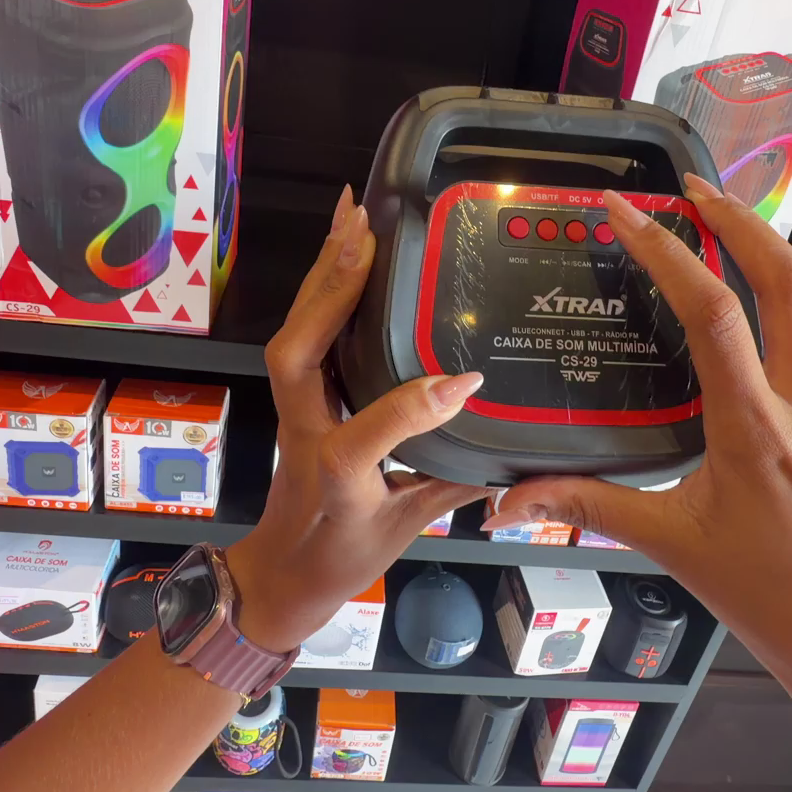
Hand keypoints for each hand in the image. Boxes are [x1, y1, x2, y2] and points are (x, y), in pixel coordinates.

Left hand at [226, 187, 490, 652]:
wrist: (277, 573)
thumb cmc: (339, 557)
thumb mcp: (404, 529)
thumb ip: (456, 484)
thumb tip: (514, 452)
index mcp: (335, 478)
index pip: (364, 436)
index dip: (410, 407)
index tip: (465, 381)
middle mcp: (305, 432)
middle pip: (297, 354)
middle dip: (329, 286)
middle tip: (362, 224)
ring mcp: (294, 409)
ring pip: (293, 334)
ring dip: (320, 273)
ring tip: (349, 218)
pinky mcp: (296, 395)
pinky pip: (303, 334)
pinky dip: (319, 289)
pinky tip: (340, 255)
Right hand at [483, 175, 791, 791]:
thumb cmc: (775, 601)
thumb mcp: (672, 545)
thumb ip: (588, 505)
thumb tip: (512, 501)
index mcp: (757, 426)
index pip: (711, 310)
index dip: (666, 250)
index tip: (627, 211)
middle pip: (787, 280)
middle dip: (740, 221)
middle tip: (693, 188)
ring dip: (773, 249)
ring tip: (729, 220)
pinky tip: (765, 299)